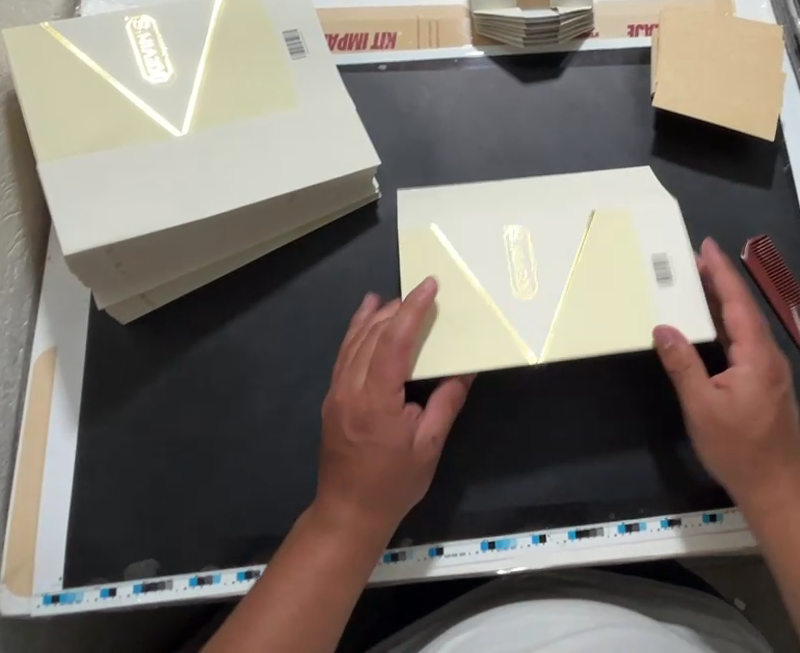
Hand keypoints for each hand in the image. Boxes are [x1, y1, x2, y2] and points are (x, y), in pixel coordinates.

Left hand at [315, 279, 472, 537]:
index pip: (394, 342)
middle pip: (373, 334)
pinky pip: (345, 353)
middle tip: (424, 291)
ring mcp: (337, 391)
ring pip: (356, 340)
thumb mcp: (429, 446)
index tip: (430, 286)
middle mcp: (351, 388)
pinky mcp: (333, 397)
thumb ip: (446, 402)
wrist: (348, 514)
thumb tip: (467, 368)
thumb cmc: (393, 484)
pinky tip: (367, 314)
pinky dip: (357, 329)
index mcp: (376, 400)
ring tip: (401, 297)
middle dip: (399, 308)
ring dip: (378, 315)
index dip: (413, 311)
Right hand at [654, 239, 799, 511]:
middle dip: (721, 281)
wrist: (777, 490)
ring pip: (745, 325)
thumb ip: (683, 365)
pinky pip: (745, 341)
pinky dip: (727, 324)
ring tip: (698, 283)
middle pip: (743, 309)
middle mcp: (768, 356)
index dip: (721, 272)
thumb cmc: (739, 449)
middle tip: (694, 259)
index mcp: (757, 355)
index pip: (737, 302)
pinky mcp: (766, 384)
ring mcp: (769, 370)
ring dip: (723, 302)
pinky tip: (711, 326)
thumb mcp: (702, 407)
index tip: (706, 246)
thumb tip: (663, 328)